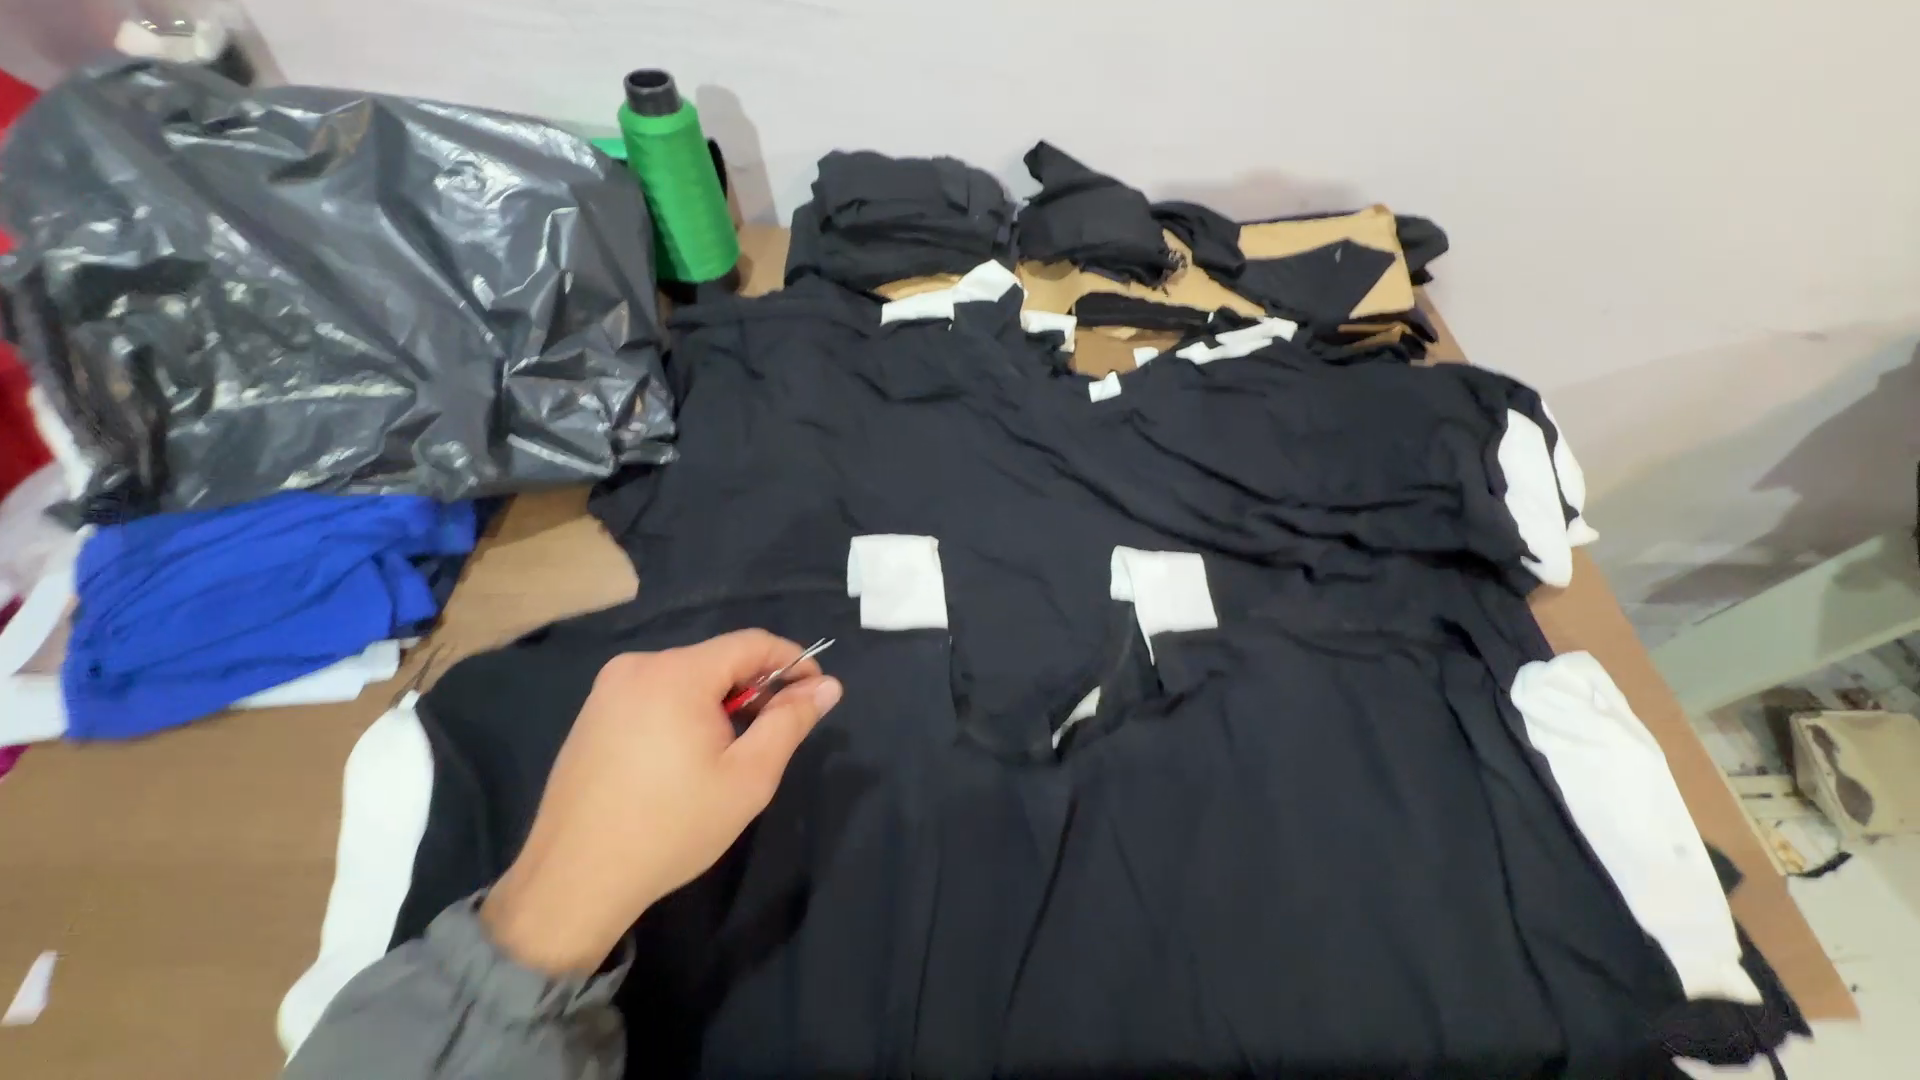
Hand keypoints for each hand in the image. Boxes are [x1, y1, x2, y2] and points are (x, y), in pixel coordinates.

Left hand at [481, 629, 842, 974]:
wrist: (574, 881)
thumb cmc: (673, 827)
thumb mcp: (749, 777)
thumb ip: (791, 722)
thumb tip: (827, 686)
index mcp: (676, 673)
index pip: (751, 643)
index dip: (792, 660)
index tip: (816, 692)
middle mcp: (637, 666)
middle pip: (717, 659)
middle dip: (756, 686)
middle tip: (777, 730)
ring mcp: (607, 690)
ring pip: (686, 678)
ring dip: (720, 701)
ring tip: (732, 750)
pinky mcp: (592, 714)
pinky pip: (655, 695)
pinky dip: (685, 711)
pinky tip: (687, 757)